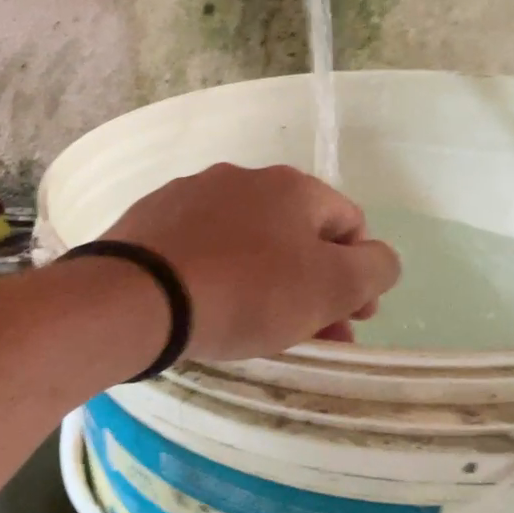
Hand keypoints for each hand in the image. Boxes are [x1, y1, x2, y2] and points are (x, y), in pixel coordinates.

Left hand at [98, 163, 399, 360]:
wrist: (137, 296)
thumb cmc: (244, 292)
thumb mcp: (330, 287)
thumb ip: (373, 270)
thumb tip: (376, 260)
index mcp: (289, 186)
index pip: (346, 223)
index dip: (358, 272)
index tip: (351, 319)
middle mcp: (237, 179)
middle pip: (291, 234)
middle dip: (310, 284)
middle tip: (312, 333)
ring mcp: (186, 197)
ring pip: (243, 242)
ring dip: (263, 282)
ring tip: (258, 329)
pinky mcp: (147, 222)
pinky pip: (197, 250)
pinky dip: (213, 276)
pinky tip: (207, 307)